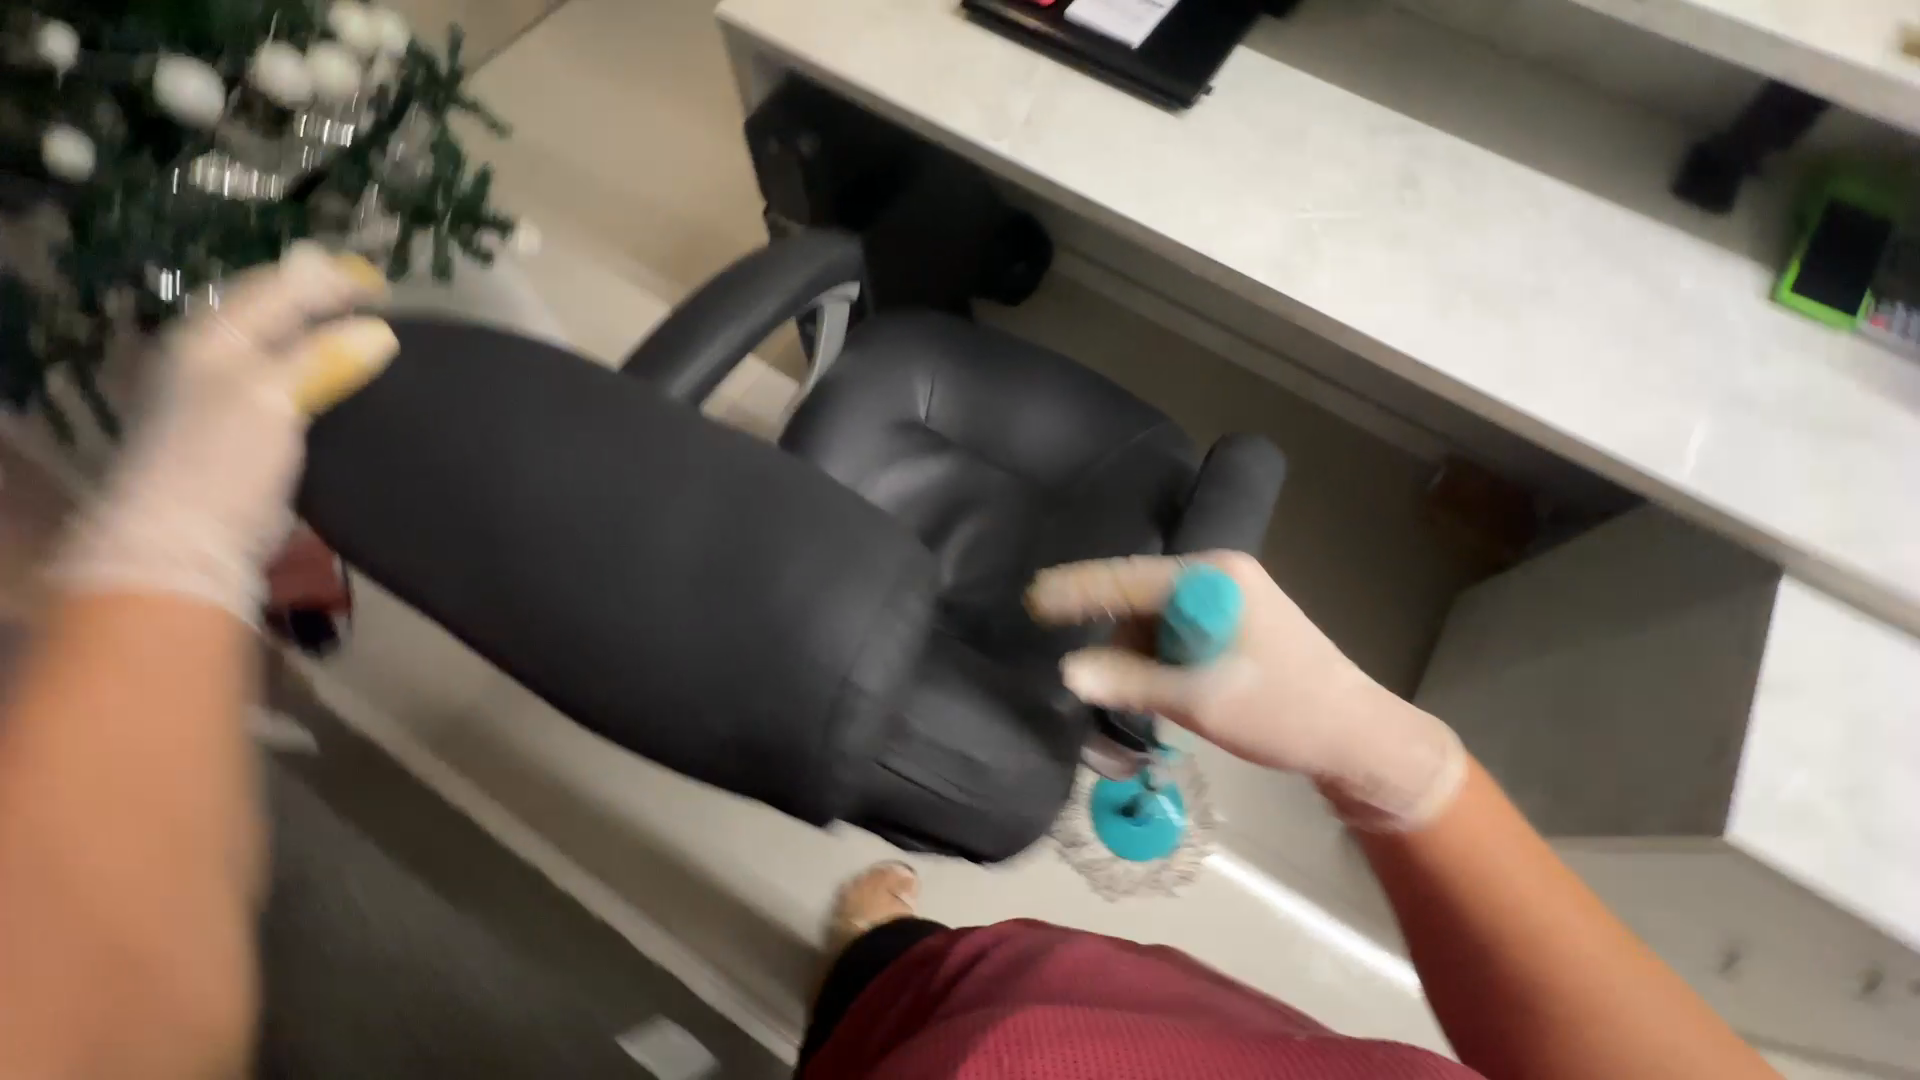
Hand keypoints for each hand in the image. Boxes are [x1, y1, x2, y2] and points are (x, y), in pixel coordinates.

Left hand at [54, 243, 396, 618]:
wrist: (189, 540)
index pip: (275, 292)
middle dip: (323, 303)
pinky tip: (353, 384)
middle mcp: (216, 360)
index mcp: (212, 340)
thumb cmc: (222, 462)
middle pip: (275, 316)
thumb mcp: (270, 398)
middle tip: (376, 301)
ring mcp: (232, 397)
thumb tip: (381, 333)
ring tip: (372, 336)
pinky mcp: (254, 432)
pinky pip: (298, 386)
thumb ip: (322, 359)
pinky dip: (327, 375)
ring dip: (327, 339)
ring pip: (287, 351)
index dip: (326, 282)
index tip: (381, 285)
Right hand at [1027, 551, 1466, 830]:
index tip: (1032, 599)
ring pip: (1155, 622)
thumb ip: (1130, 682)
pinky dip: (1160, 663)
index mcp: (1213, 578)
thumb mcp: (1200, 700)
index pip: (1128, 577)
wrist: (1358, 738)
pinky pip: (1175, 634)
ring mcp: (1226, 598)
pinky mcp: (1231, 623)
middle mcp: (1217, 576)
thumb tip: (1068, 672)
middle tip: (1098, 684)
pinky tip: (1166, 694)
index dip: (1078, 590)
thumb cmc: (1284, 712)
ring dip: (1139, 659)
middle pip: (1139, 600)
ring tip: (1152, 704)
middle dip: (1115, 640)